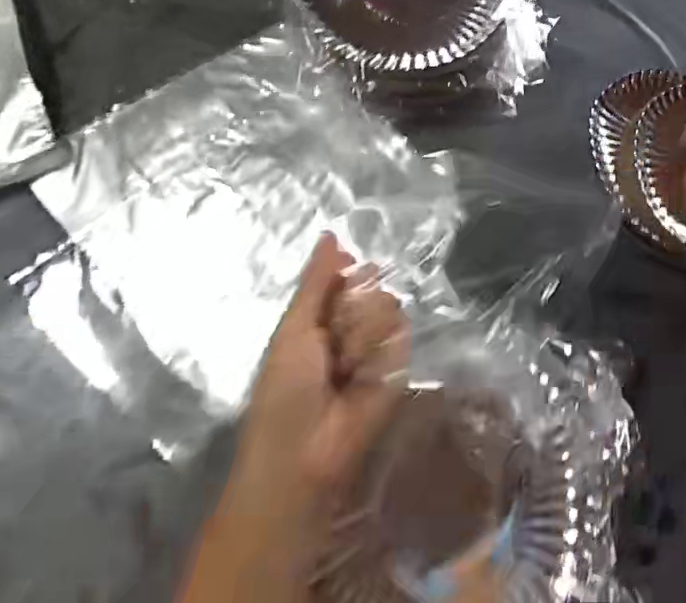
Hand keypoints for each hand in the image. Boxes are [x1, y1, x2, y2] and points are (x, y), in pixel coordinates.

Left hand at [181, 232, 409, 602]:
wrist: (305, 452)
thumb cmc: (284, 392)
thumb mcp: (293, 330)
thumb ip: (316, 281)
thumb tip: (331, 233)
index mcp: (321, 316)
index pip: (346, 273)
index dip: (346, 272)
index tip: (343, 274)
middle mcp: (353, 325)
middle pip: (371, 284)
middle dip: (350, 307)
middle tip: (331, 338)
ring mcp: (378, 343)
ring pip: (387, 305)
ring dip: (360, 333)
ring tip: (343, 366)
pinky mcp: (401, 361)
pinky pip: (400, 331)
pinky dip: (376, 350)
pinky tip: (362, 374)